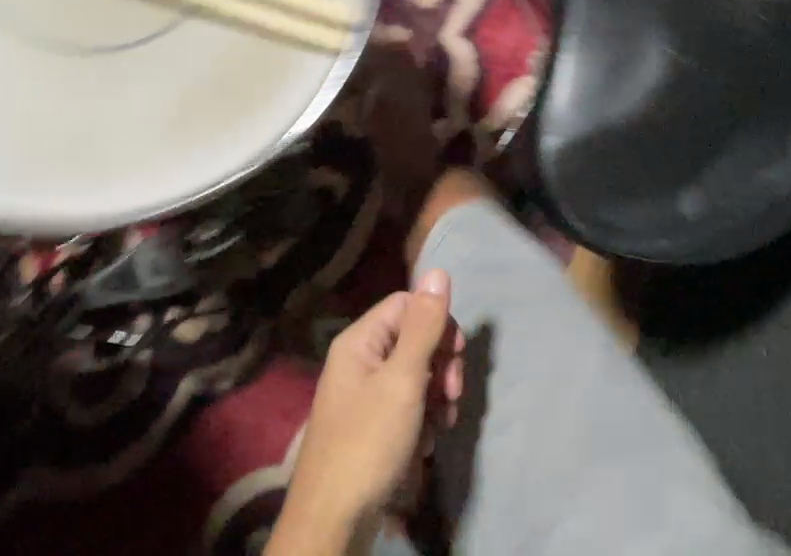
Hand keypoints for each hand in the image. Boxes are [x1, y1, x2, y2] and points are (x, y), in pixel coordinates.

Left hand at [269, 270, 465, 554]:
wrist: (334, 519)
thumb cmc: (368, 442)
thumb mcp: (403, 380)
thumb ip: (424, 326)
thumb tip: (438, 270)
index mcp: (360, 341)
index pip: (408, 304)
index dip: (438, 323)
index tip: (456, 353)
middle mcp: (359, 361)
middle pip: (415, 339)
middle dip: (441, 364)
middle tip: (452, 394)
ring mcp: (364, 396)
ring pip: (416, 375)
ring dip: (437, 396)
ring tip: (441, 424)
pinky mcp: (372, 427)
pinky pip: (408, 406)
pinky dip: (424, 420)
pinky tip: (425, 442)